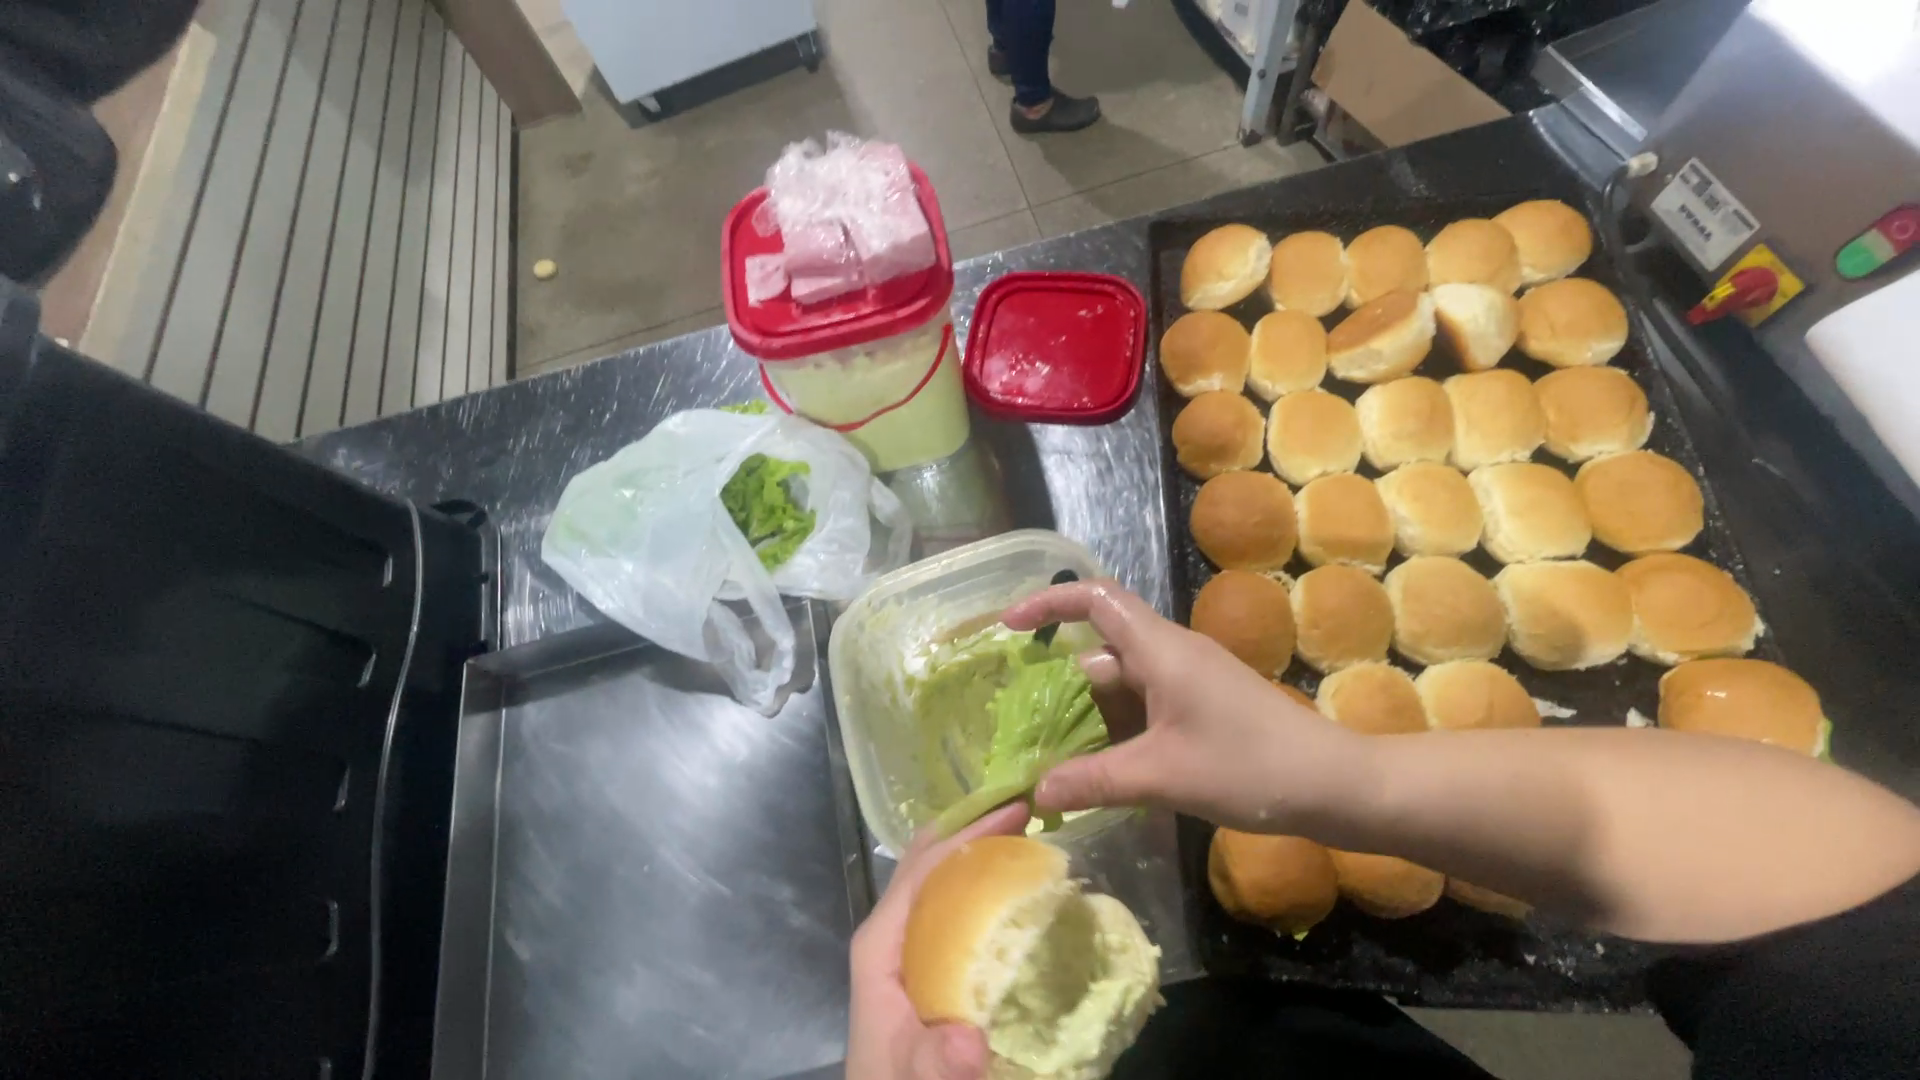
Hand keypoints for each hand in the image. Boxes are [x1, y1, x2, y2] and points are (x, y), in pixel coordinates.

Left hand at [846, 802, 1031, 1079]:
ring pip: (944, 879)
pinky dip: (984, 886)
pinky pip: (955, 907)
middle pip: (933, 860)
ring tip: (1033, 836)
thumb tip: (969, 1039)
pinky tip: (1019, 889)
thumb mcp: (913, 1076)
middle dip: (977, 830)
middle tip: (1032, 811)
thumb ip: (936, 1061)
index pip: (924, 865)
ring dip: (982, 853)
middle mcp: (893, 930)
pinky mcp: (926, 961)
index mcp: (881, 940)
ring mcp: (908, 944)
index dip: (969, 831)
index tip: (1018, 809)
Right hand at [1001, 580, 1365, 833]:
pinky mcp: (1199, 704)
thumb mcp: (1163, 776)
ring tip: (1048, 749)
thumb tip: (1036, 793)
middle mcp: (1170, 653)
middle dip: (1058, 679)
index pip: (1096, 598)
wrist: (1334, 785)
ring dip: (1087, 711)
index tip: (1010, 627)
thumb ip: (1095, 780)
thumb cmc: (1249, 766)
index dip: (1049, 602)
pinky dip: (1114, 727)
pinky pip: (1142, 703)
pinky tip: (1099, 765)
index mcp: (1160, 649)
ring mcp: (1187, 679)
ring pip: (1120, 682)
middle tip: (1020, 716)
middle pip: (1100, 647)